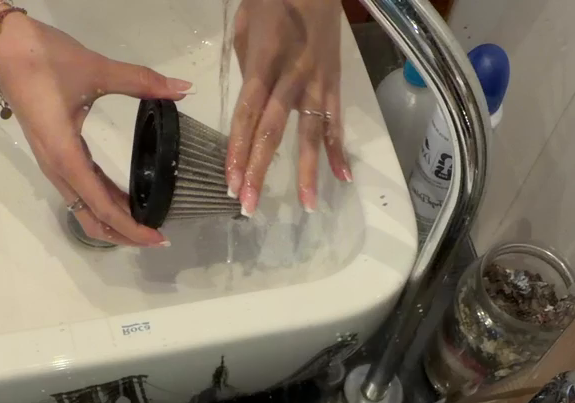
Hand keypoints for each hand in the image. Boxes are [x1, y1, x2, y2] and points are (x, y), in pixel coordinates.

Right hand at [0, 15, 189, 245]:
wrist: (1, 43)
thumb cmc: (42, 57)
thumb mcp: (95, 69)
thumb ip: (141, 80)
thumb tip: (182, 88)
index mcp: (66, 156)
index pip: (103, 207)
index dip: (131, 228)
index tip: (156, 238)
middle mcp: (58, 169)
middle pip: (93, 219)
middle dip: (124, 234)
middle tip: (156, 238)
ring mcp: (55, 165)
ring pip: (85, 209)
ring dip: (114, 221)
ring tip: (146, 223)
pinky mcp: (55, 157)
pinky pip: (82, 190)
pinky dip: (104, 203)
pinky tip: (126, 201)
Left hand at [228, 0, 351, 214]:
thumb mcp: (246, 23)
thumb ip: (245, 67)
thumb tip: (250, 105)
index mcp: (264, 60)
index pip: (247, 114)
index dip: (238, 150)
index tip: (231, 183)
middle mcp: (291, 76)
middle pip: (272, 131)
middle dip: (259, 170)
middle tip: (250, 205)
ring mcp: (316, 82)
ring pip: (310, 132)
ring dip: (308, 172)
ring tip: (307, 206)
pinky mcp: (334, 83)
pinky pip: (336, 121)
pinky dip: (340, 149)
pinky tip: (343, 177)